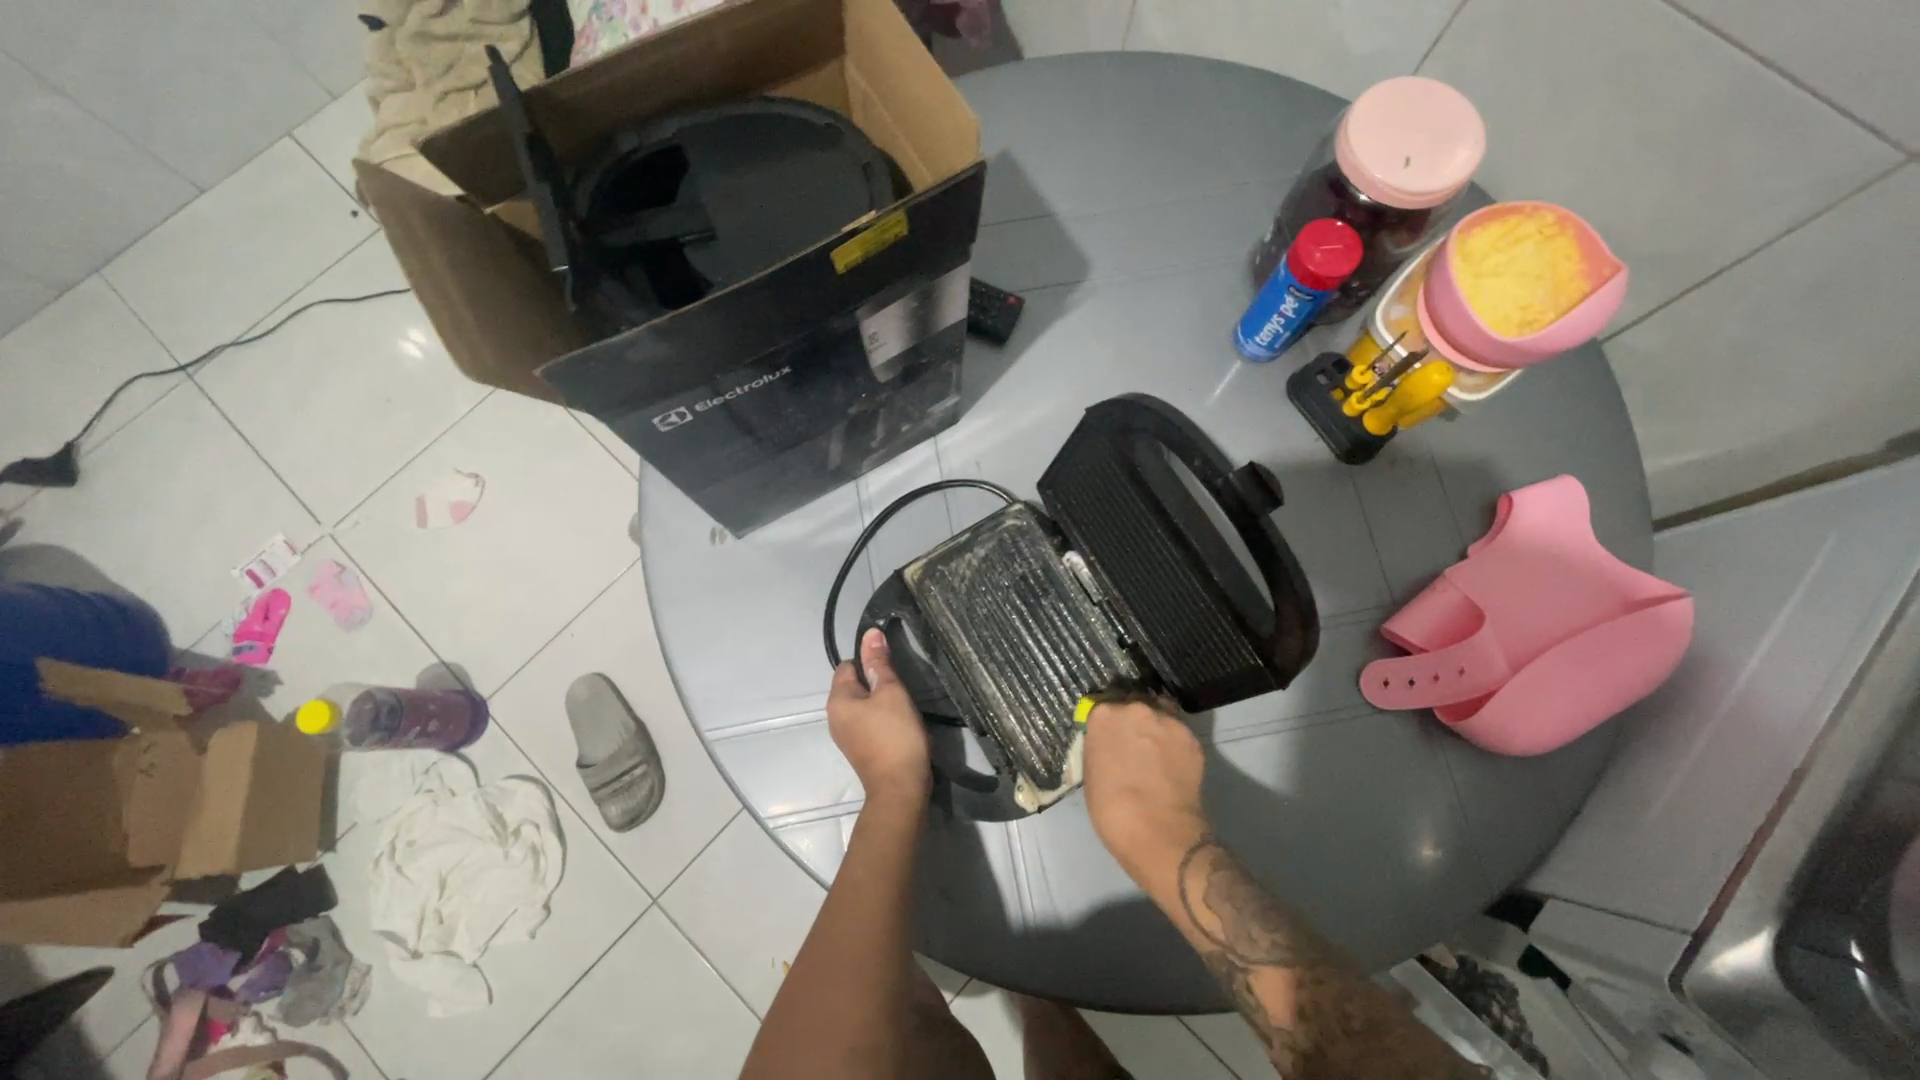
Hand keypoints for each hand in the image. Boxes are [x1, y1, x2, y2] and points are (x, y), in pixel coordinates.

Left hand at [828, 627, 931, 804]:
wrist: (900, 788)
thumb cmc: (895, 736)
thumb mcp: (892, 693)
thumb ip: (880, 663)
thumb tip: (871, 632)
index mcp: (837, 700)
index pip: (848, 666)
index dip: (869, 662)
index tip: (892, 668)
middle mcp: (835, 717)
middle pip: (854, 686)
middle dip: (877, 682)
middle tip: (902, 688)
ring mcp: (845, 736)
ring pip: (863, 706)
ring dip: (881, 702)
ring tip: (903, 707)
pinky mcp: (859, 750)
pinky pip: (868, 723)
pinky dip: (882, 720)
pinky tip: (900, 725)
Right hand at [1081, 694, 1209, 884]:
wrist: (1157, 830)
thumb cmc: (1111, 806)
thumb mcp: (1091, 769)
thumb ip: (1100, 745)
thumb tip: (1110, 742)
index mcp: (1104, 714)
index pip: (1103, 706)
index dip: (1107, 723)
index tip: (1109, 737)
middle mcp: (1136, 708)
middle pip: (1134, 705)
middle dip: (1133, 721)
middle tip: (1134, 745)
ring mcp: (1167, 720)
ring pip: (1160, 715)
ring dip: (1156, 729)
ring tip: (1157, 754)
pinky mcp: (1191, 737)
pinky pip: (1178, 734)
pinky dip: (1175, 744)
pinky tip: (1172, 766)